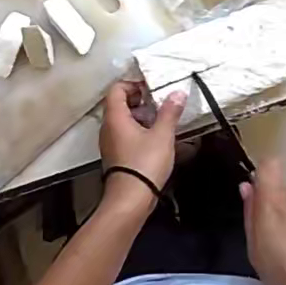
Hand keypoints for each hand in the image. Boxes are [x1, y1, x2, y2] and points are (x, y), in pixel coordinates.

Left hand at [99, 81, 184, 200]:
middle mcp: (108, 127)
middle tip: (160, 104)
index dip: (134, 84)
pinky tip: (156, 139)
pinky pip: (125, 135)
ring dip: (141, 117)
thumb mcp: (162, 135)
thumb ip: (170, 112)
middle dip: (140, 101)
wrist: (130, 199)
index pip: (116, 89)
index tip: (152, 89)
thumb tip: (177, 93)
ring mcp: (110, 142)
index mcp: (115, 117)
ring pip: (123, 121)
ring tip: (162, 122)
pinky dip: (138, 132)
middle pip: (119, 104)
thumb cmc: (144, 164)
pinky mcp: (115, 156)